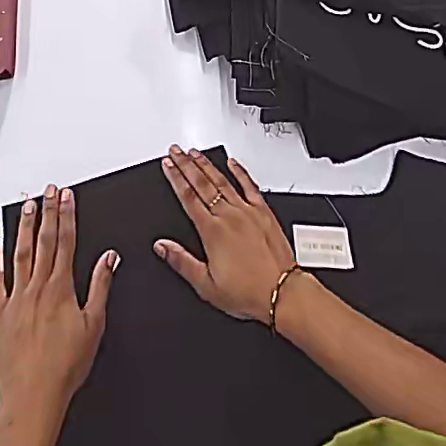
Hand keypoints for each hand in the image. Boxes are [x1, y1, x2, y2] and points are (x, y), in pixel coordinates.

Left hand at [0, 185, 117, 418]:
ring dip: (23, 227)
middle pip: (43, 241)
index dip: (67, 216)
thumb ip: (100, 286)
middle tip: (48, 191)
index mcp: (60, 289)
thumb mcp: (94, 324)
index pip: (65, 242)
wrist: (33, 395)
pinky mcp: (0, 313)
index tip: (67, 197)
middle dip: (48, 212)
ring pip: (19, 253)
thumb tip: (108, 259)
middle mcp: (37, 288)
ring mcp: (16, 299)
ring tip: (26, 206)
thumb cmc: (64, 366)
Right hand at [155, 147, 297, 321]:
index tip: (168, 165)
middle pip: (202, 183)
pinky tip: (232, 163)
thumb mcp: (206, 285)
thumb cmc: (248, 292)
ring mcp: (248, 212)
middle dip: (186, 164)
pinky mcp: (264, 213)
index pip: (188, 197)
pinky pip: (250, 185)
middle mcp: (229, 217)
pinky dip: (240, 171)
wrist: (282, 294)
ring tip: (195, 152)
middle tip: (176, 151)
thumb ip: (181, 262)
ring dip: (207, 164)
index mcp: (212, 232)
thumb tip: (162, 246)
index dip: (175, 178)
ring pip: (223, 180)